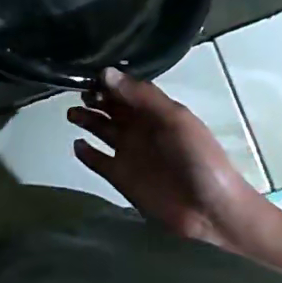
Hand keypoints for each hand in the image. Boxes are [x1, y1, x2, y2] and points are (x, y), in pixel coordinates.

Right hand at [67, 68, 272, 249]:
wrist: (209, 209)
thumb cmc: (199, 158)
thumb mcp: (175, 119)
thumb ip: (142, 97)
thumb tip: (106, 73)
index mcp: (156, 111)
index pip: (127, 89)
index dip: (109, 81)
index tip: (88, 73)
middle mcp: (141, 128)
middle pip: (112, 107)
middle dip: (95, 98)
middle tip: (79, 92)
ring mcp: (130, 153)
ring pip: (102, 130)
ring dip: (87, 120)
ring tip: (72, 113)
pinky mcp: (121, 177)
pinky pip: (99, 161)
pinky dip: (86, 153)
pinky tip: (77, 144)